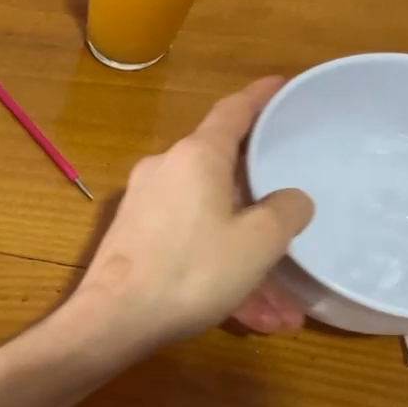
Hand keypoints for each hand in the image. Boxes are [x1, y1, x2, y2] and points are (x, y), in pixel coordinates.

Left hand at [72, 77, 312, 352]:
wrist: (112, 319)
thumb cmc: (191, 272)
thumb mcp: (258, 242)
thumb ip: (285, 211)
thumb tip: (287, 200)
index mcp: (195, 156)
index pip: (233, 111)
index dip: (261, 97)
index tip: (281, 86)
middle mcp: (164, 171)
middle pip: (224, 177)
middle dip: (263, 213)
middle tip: (295, 226)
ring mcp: (143, 208)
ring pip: (210, 227)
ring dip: (246, 265)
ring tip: (281, 310)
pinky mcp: (132, 241)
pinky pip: (188, 250)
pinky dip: (218, 277)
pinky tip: (248, 320)